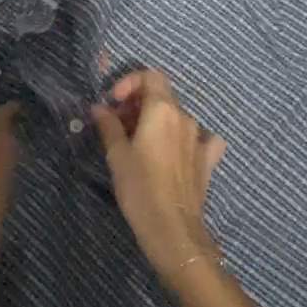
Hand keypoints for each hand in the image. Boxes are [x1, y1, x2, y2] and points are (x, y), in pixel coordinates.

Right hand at [90, 69, 227, 280]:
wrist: (173, 229)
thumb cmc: (140, 188)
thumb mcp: (117, 155)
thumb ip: (108, 125)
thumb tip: (100, 109)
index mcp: (163, 109)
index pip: (150, 76)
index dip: (130, 82)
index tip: (113, 102)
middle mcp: (185, 117)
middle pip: (162, 95)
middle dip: (138, 103)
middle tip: (118, 124)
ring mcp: (200, 138)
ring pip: (177, 117)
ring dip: (156, 121)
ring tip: (138, 142)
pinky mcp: (207, 160)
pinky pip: (200, 138)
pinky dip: (186, 138)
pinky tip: (177, 152)